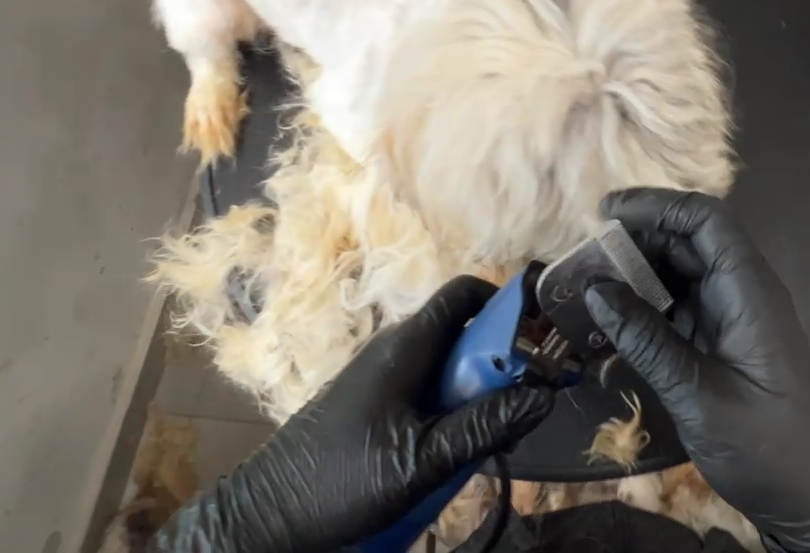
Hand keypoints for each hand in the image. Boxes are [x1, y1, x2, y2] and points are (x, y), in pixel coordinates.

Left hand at [158, 276, 554, 552]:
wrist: (266, 515)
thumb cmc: (343, 480)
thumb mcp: (422, 461)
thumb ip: (483, 426)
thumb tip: (544, 394)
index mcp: (407, 344)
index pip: (464, 293)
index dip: (504, 303)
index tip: (534, 340)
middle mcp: (395, 346)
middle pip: (460, 332)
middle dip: (494, 362)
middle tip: (515, 404)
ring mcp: (380, 373)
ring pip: (443, 363)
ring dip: (472, 390)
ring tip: (487, 435)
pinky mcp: (371, 400)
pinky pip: (423, 386)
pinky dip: (447, 406)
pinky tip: (449, 450)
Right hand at [585, 189, 809, 552]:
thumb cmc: (763, 445)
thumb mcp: (695, 393)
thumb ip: (645, 339)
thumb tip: (595, 289)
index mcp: (748, 289)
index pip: (705, 220)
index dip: (657, 205)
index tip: (607, 212)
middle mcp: (741, 290)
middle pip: (687, 240)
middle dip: (637, 239)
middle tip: (588, 254)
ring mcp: (731, 313)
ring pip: (680, 270)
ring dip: (637, 272)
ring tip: (591, 283)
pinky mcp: (720, 338)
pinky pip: (679, 304)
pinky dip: (646, 305)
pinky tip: (613, 318)